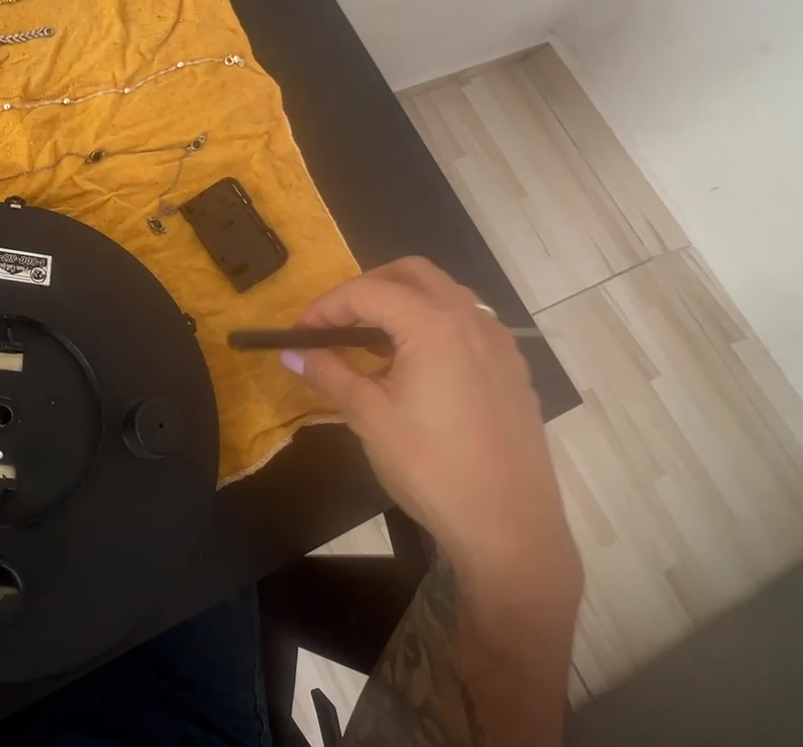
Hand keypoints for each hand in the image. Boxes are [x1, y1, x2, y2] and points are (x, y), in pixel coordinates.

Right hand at [280, 257, 570, 576]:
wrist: (509, 528)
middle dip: (366, 289)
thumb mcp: (368, 417)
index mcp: (434, 325)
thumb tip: (291, 353)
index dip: (326, 306)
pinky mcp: (511, 370)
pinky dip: (430, 325)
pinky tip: (412, 367)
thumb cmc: (431, 467)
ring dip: (401, 303)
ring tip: (370, 343)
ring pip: (444, 294)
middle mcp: (472, 320)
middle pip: (411, 274)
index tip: (300, 333)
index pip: (368, 291)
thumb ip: (328, 373)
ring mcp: (499, 344)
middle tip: (334, 324)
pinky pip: (466, 323)